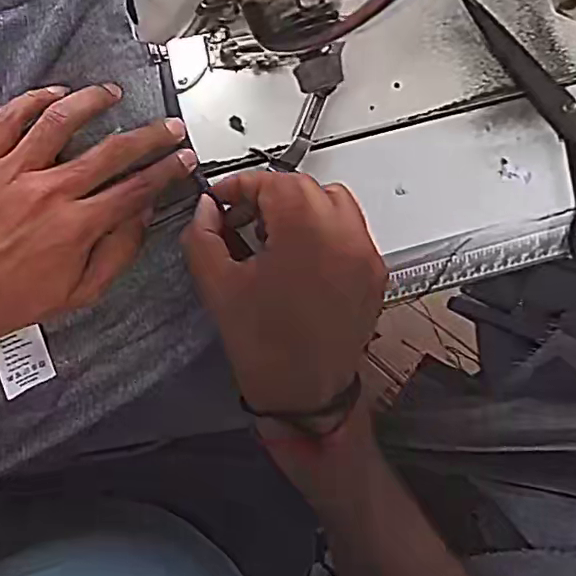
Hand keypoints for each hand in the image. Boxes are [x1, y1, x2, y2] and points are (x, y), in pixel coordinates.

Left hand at [0, 83, 195, 372]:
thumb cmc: (10, 299)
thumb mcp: (79, 292)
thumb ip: (117, 252)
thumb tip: (141, 216)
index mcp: (75, 227)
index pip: (136, 187)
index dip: (167, 169)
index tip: (180, 159)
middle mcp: (47, 194)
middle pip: (112, 150)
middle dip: (150, 135)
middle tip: (167, 127)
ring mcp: (13, 174)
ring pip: (60, 121)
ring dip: (93, 101)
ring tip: (111, 93)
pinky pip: (8, 120)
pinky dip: (32, 100)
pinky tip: (52, 95)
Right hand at [180, 171, 387, 423]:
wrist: (305, 393)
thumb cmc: (268, 349)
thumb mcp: (217, 285)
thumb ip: (202, 236)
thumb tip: (206, 210)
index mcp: (306, 234)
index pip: (273, 182)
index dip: (240, 187)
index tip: (222, 199)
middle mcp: (343, 238)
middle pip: (303, 186)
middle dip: (266, 194)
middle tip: (239, 216)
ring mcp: (363, 255)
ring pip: (332, 201)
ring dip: (298, 206)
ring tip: (269, 233)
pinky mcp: (372, 273)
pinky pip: (348, 229)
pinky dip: (321, 228)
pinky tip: (295, 254)